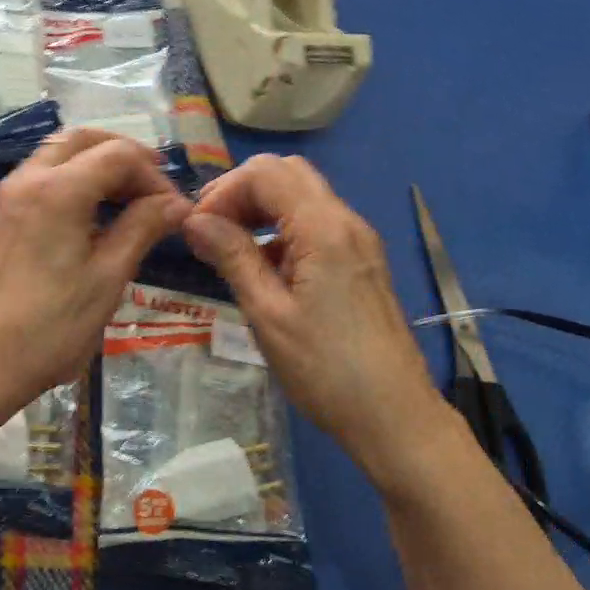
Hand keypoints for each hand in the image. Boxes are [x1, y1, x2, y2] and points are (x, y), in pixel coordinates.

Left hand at [0, 128, 192, 400]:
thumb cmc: (54, 323)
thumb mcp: (109, 276)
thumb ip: (142, 228)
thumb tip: (176, 203)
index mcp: (59, 189)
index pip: (118, 155)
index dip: (153, 175)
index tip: (174, 209)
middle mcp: (30, 177)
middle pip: (84, 140)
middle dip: (124, 156)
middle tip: (154, 189)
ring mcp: (11, 192)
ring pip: (61, 152)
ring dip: (98, 164)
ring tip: (131, 200)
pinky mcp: (4, 211)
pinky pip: (44, 174)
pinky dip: (74, 178)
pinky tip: (97, 212)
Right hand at [181, 155, 451, 483]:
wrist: (394, 417)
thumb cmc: (325, 368)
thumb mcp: (267, 313)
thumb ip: (232, 256)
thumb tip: (194, 220)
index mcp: (324, 229)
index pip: (265, 173)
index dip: (223, 191)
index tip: (197, 228)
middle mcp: (346, 222)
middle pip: (287, 173)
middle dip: (241, 191)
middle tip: (210, 229)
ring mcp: (357, 241)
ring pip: (302, 195)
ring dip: (260, 208)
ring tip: (227, 248)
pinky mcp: (360, 262)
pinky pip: (315, 222)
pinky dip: (280, 228)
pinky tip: (261, 267)